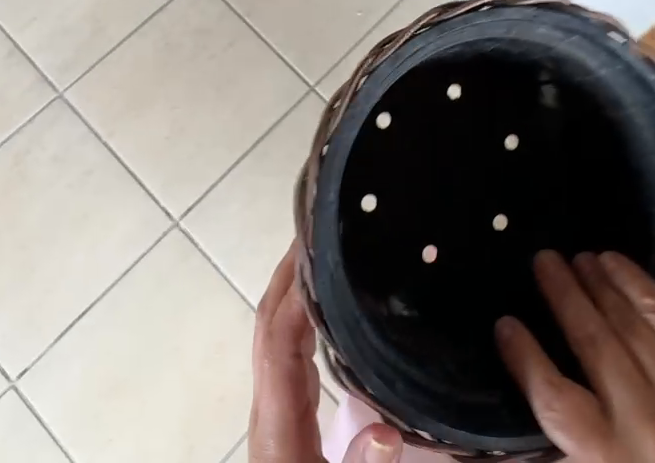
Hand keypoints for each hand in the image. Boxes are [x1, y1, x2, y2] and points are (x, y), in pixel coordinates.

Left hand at [250, 240, 403, 462]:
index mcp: (279, 422)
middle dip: (289, 272)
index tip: (318, 250)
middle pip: (268, 324)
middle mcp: (271, 405)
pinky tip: (330, 303)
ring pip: (274, 331)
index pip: (278, 342)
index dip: (294, 292)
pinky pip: (287, 346)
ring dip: (293, 286)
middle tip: (321, 227)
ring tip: (328, 249)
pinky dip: (302, 312)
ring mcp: (276, 405)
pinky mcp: (286, 410)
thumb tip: (386, 429)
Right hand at [495, 251, 654, 462]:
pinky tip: (614, 263)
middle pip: (589, 342)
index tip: (505, 326)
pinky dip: (634, 280)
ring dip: (594, 281)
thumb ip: (588, 448)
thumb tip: (545, 395)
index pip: (553, 401)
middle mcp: (648, 426)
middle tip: (541, 262)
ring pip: (624, 319)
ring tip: (574, 258)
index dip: (524, 358)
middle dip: (560, 295)